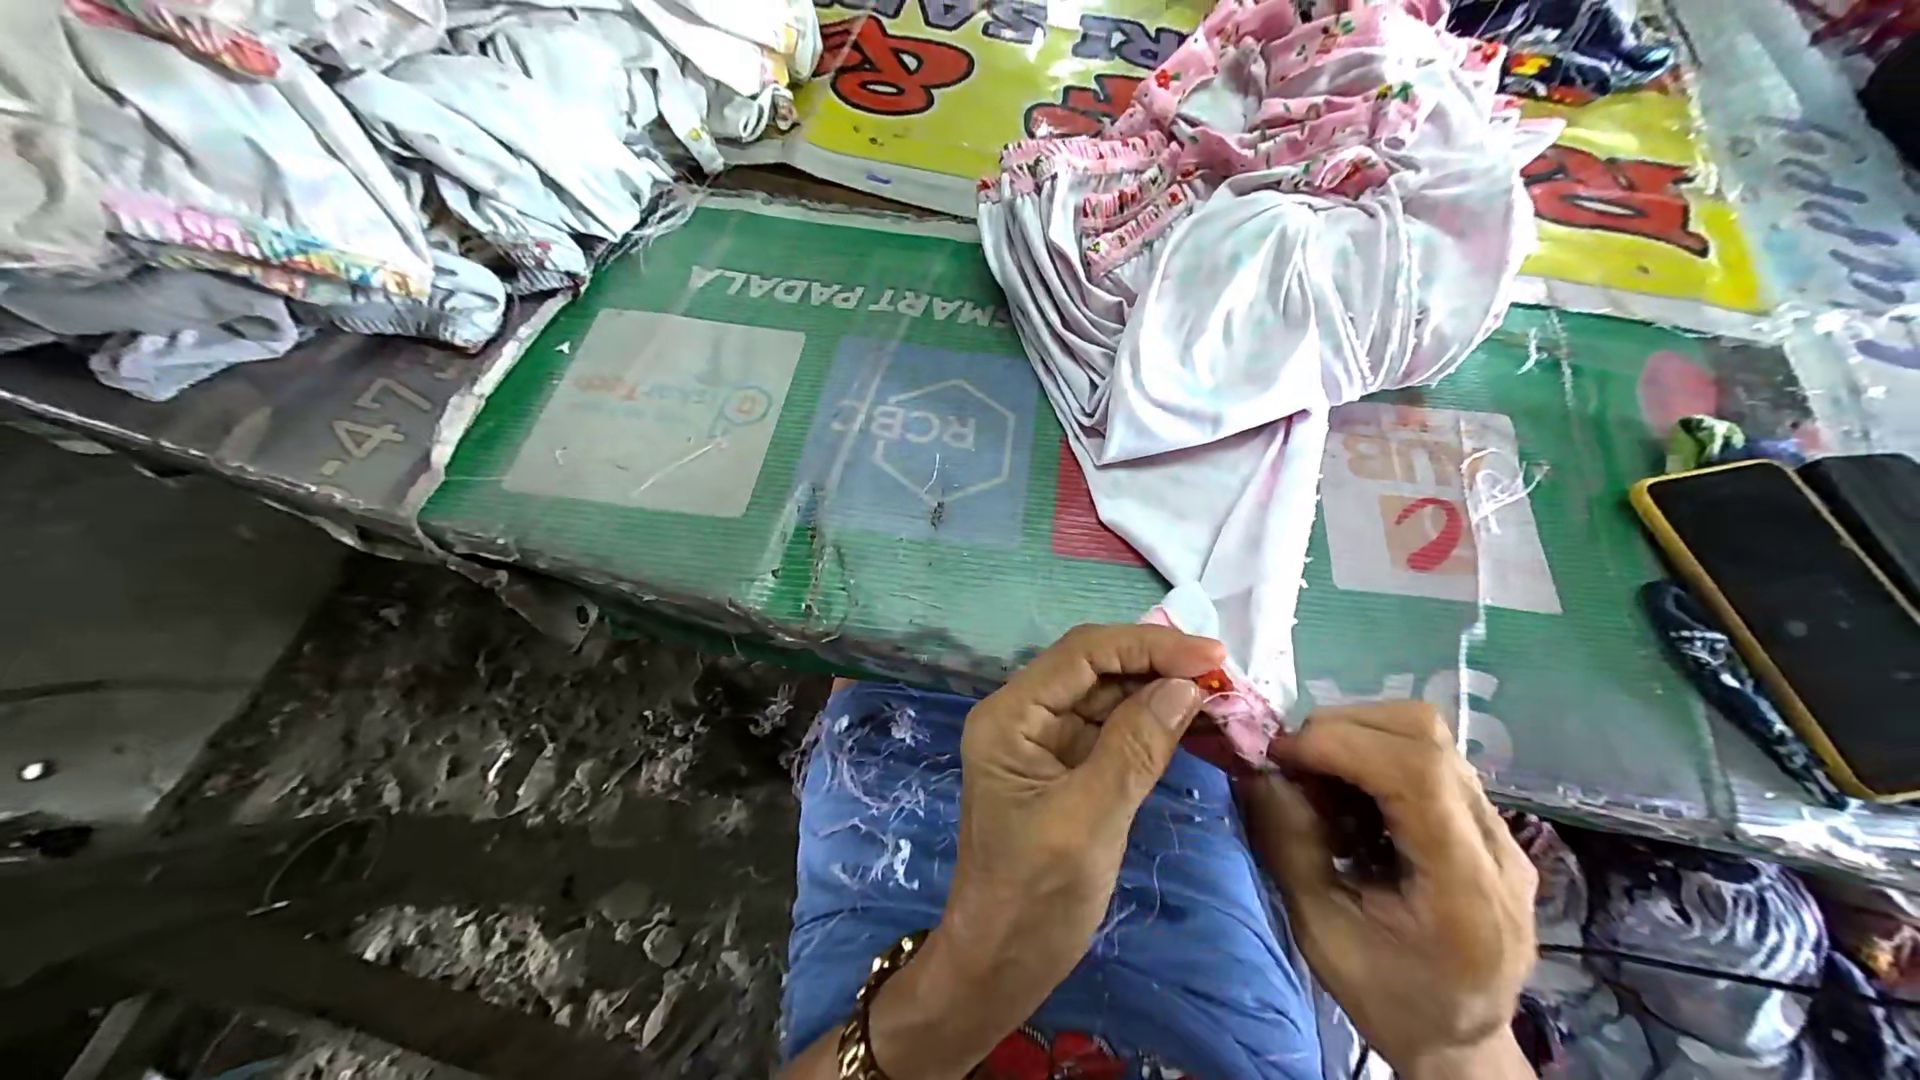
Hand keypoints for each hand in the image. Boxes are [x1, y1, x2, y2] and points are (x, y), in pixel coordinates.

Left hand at [866, 624, 1225, 1079]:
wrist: (1003, 961)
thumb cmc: (1034, 897)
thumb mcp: (1088, 820)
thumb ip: (1135, 747)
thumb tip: (1186, 686)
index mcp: (1010, 716)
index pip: (1082, 654)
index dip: (1147, 646)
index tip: (1212, 655)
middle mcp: (1024, 714)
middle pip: (1096, 667)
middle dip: (1158, 665)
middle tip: (1226, 676)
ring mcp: (1046, 739)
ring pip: (1109, 694)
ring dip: (1162, 691)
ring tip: (1223, 696)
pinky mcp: (1068, 764)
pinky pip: (1114, 728)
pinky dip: (1154, 723)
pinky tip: (1195, 722)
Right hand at [1235, 705, 1537, 1078]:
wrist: (1459, 1040)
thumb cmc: (1387, 997)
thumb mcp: (1319, 930)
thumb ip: (1288, 844)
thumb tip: (1255, 770)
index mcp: (1466, 890)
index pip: (1417, 772)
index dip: (1339, 744)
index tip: (1279, 756)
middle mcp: (1497, 847)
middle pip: (1422, 734)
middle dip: (1338, 730)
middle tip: (1291, 765)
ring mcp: (1497, 829)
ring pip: (1422, 733)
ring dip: (1351, 736)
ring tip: (1316, 780)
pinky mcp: (1482, 819)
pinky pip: (1422, 753)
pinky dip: (1367, 752)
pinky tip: (1345, 795)